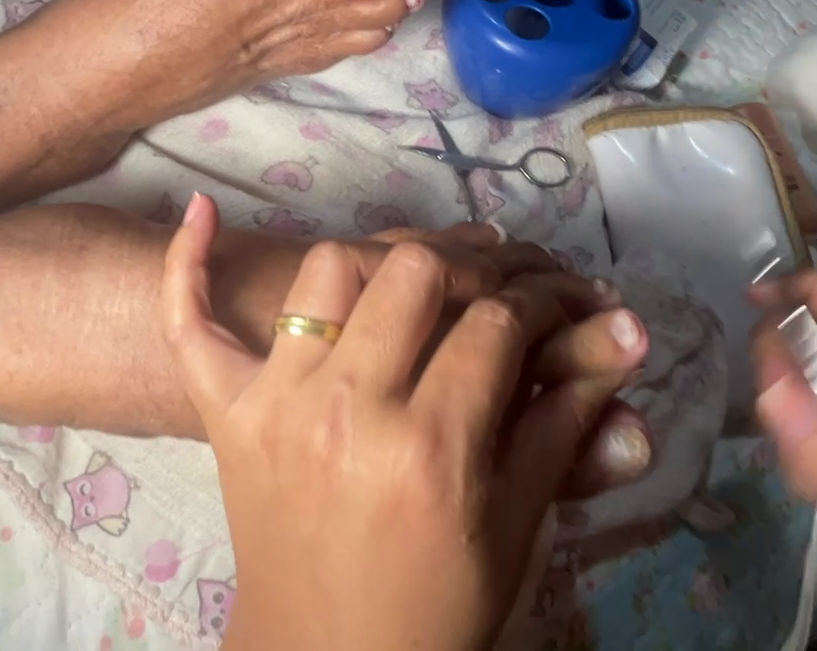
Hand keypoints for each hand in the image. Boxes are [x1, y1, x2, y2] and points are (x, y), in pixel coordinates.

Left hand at [162, 194, 643, 650]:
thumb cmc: (438, 606)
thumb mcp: (519, 522)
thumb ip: (571, 417)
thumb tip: (628, 328)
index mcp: (430, 450)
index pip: (498, 323)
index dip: (545, 299)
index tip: (563, 300)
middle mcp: (346, 410)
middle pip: (416, 271)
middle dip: (475, 265)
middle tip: (498, 284)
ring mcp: (273, 403)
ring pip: (328, 268)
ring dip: (384, 256)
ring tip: (420, 272)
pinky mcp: (222, 412)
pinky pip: (189, 323)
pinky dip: (189, 265)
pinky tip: (202, 210)